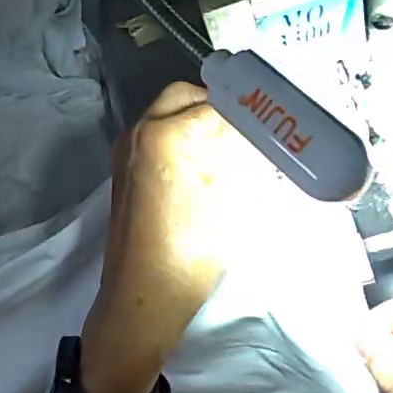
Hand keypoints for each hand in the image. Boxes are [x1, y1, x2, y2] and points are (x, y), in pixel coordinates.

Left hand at [81, 82, 262, 392]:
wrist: (147, 296)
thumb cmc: (193, 250)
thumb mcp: (231, 199)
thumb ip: (240, 156)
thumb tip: (255, 135)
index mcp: (169, 132)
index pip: (218, 104)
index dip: (247, 111)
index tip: (268, 121)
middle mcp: (141, 131)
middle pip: (184, 97)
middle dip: (217, 107)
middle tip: (246, 129)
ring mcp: (127, 151)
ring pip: (167, 114)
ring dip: (196, 121)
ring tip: (227, 147)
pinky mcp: (123, 171)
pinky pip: (155, 137)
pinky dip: (180, 138)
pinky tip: (202, 167)